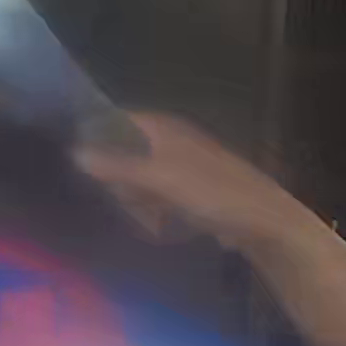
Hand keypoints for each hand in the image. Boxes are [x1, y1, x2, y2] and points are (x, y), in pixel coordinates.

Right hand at [75, 112, 321, 252]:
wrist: (273, 228)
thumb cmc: (213, 194)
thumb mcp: (158, 179)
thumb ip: (114, 166)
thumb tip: (72, 153)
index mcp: (161, 126)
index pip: (112, 117)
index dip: (90, 130)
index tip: (72, 151)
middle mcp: (169, 137)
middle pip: (121, 145)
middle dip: (111, 169)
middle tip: (108, 191)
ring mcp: (181, 161)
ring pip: (137, 169)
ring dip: (129, 189)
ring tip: (132, 210)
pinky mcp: (191, 186)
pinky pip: (154, 188)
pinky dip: (148, 201)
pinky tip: (151, 219)